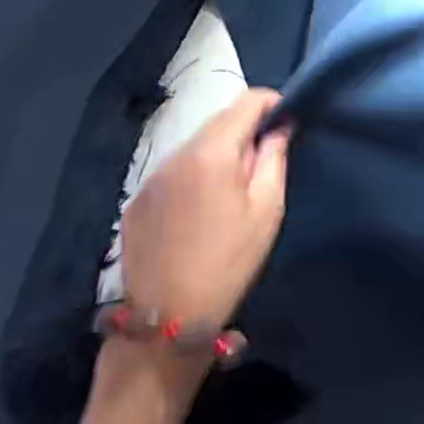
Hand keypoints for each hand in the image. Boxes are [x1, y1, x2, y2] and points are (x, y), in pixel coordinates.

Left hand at [120, 88, 291, 329]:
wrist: (166, 323)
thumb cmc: (228, 263)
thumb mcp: (267, 209)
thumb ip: (275, 157)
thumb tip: (280, 126)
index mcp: (212, 152)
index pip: (246, 100)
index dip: (272, 103)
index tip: (287, 121)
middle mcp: (176, 155)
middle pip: (218, 119)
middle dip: (246, 127)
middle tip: (265, 157)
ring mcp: (152, 177)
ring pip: (195, 143)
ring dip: (219, 150)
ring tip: (233, 185)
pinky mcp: (137, 201)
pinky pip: (174, 169)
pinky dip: (195, 172)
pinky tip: (202, 206)